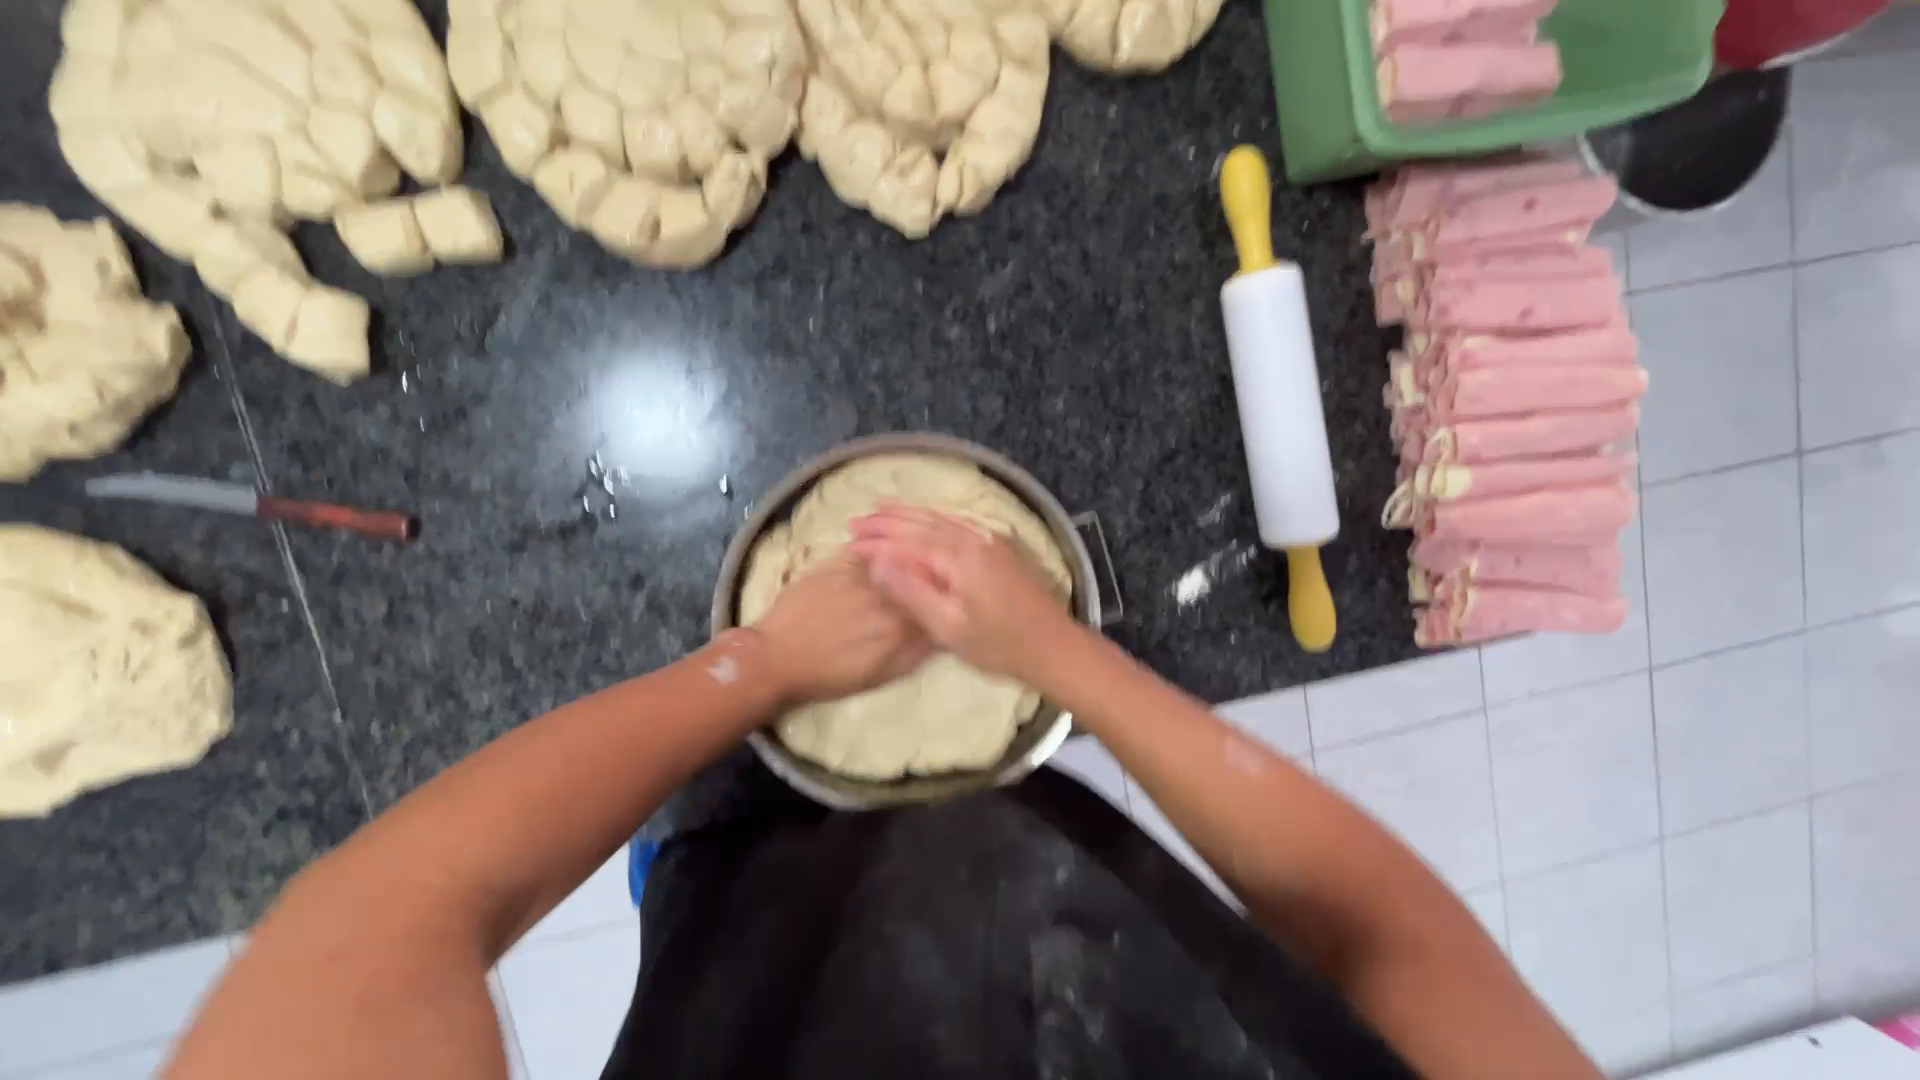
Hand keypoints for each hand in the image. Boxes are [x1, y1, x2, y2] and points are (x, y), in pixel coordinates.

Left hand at [752, 553, 933, 705]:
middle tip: (929, 575)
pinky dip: (875, 548)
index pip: (937, 603)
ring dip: (906, 556)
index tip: (945, 596)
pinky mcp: (839, 562)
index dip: (944, 597)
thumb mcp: (882, 673)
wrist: (778, 658)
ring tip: (907, 558)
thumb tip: (944, 630)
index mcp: (901, 627)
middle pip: (921, 576)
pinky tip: (876, 550)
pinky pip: (867, 548)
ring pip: (898, 557)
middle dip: (928, 574)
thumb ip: (917, 651)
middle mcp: (887, 597)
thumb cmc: (830, 673)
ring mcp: (862, 576)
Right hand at [848, 502, 1079, 684]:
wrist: (1053, 646)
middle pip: (923, 523)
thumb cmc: (999, 644)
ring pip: (941, 519)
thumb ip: (912, 591)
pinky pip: (958, 523)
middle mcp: (974, 539)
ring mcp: (990, 540)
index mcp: (959, 557)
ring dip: (909, 514)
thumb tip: (877, 561)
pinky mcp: (999, 548)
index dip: (877, 542)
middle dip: (888, 521)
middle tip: (855, 521)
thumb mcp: (948, 626)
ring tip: (881, 508)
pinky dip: (935, 517)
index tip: (849, 542)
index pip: (907, 542)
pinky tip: (927, 517)